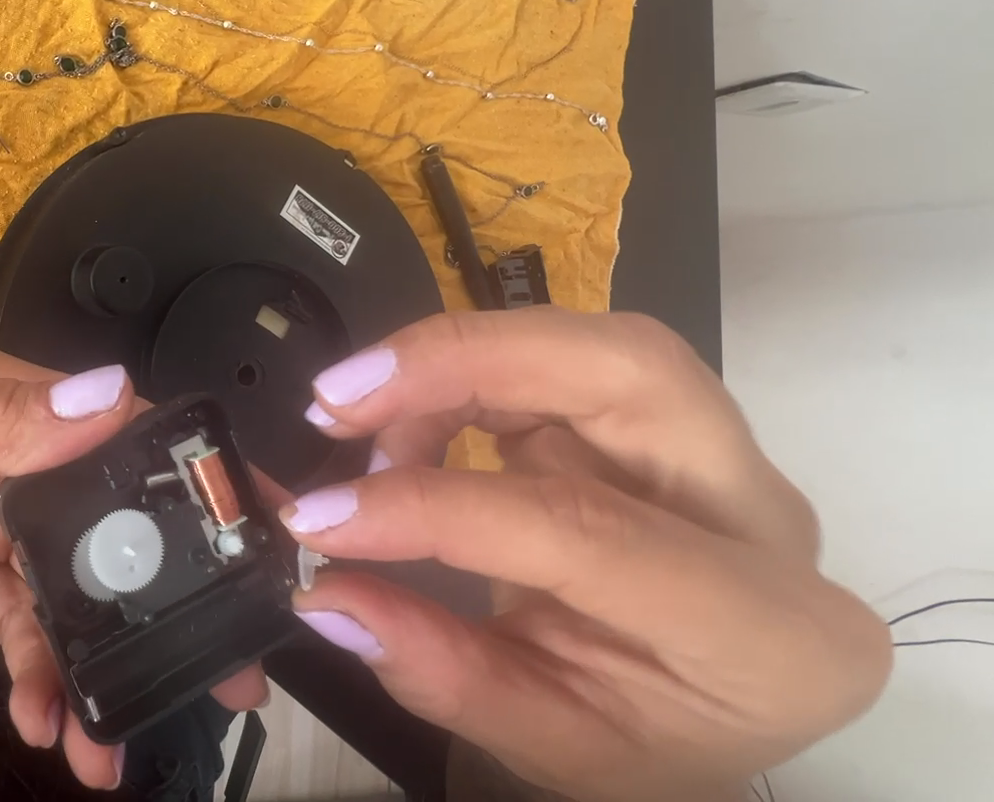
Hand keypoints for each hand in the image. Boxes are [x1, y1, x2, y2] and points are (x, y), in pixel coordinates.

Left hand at [0, 344, 265, 787]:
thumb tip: (104, 393)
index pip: (109, 427)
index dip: (180, 476)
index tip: (249, 535)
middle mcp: (4, 455)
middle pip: (105, 519)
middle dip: (160, 591)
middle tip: (221, 662)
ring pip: (69, 589)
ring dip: (96, 656)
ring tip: (108, 734)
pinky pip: (22, 625)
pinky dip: (41, 671)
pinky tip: (45, 716)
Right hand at [282, 309, 890, 801]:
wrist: (700, 704)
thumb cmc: (639, 737)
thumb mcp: (543, 741)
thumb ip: (434, 668)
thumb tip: (321, 593)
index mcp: (765, 630)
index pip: (580, 527)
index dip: (430, 507)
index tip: (315, 517)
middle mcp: (758, 511)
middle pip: (622, 368)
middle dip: (457, 359)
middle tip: (337, 397)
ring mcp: (713, 447)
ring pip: (583, 339)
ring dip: (445, 356)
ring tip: (351, 414)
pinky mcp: (647, 416)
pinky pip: (548, 354)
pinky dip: (452, 370)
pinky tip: (398, 419)